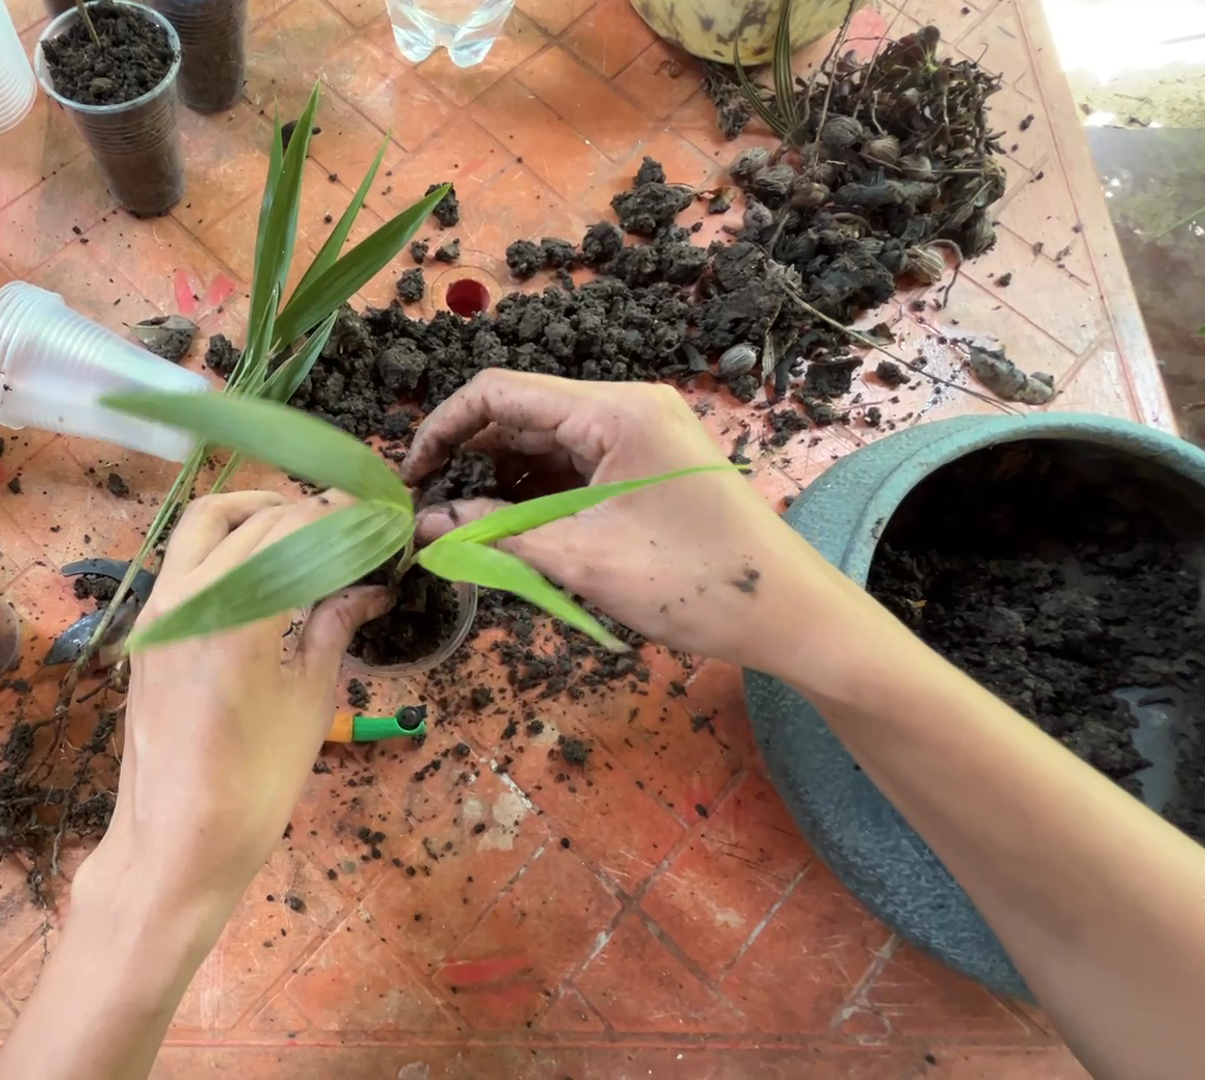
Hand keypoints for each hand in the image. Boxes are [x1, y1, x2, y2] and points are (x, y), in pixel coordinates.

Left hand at [75, 490, 390, 909]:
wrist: (176, 846)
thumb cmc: (255, 784)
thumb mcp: (308, 700)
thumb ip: (334, 628)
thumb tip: (373, 590)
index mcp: (231, 615)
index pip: (286, 531)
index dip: (333, 513)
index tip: (369, 511)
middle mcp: (183, 599)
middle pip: (239, 518)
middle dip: (294, 507)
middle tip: (339, 519)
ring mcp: (155, 615)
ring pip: (197, 529)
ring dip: (247, 515)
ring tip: (297, 530)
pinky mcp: (146, 635)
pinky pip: (183, 565)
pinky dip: (222, 548)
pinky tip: (259, 572)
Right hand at [401, 370, 839, 674]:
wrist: (794, 616)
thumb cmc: (696, 584)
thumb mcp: (584, 559)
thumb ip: (497, 536)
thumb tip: (427, 526)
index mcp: (612, 410)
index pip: (499, 393)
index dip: (442, 429)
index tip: (410, 478)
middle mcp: (622, 406)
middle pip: (517, 415)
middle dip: (466, 459)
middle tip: (428, 510)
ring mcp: (634, 434)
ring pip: (539, 444)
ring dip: (495, 482)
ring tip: (463, 526)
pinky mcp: (639, 463)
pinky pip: (567, 466)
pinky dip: (530, 494)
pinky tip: (508, 527)